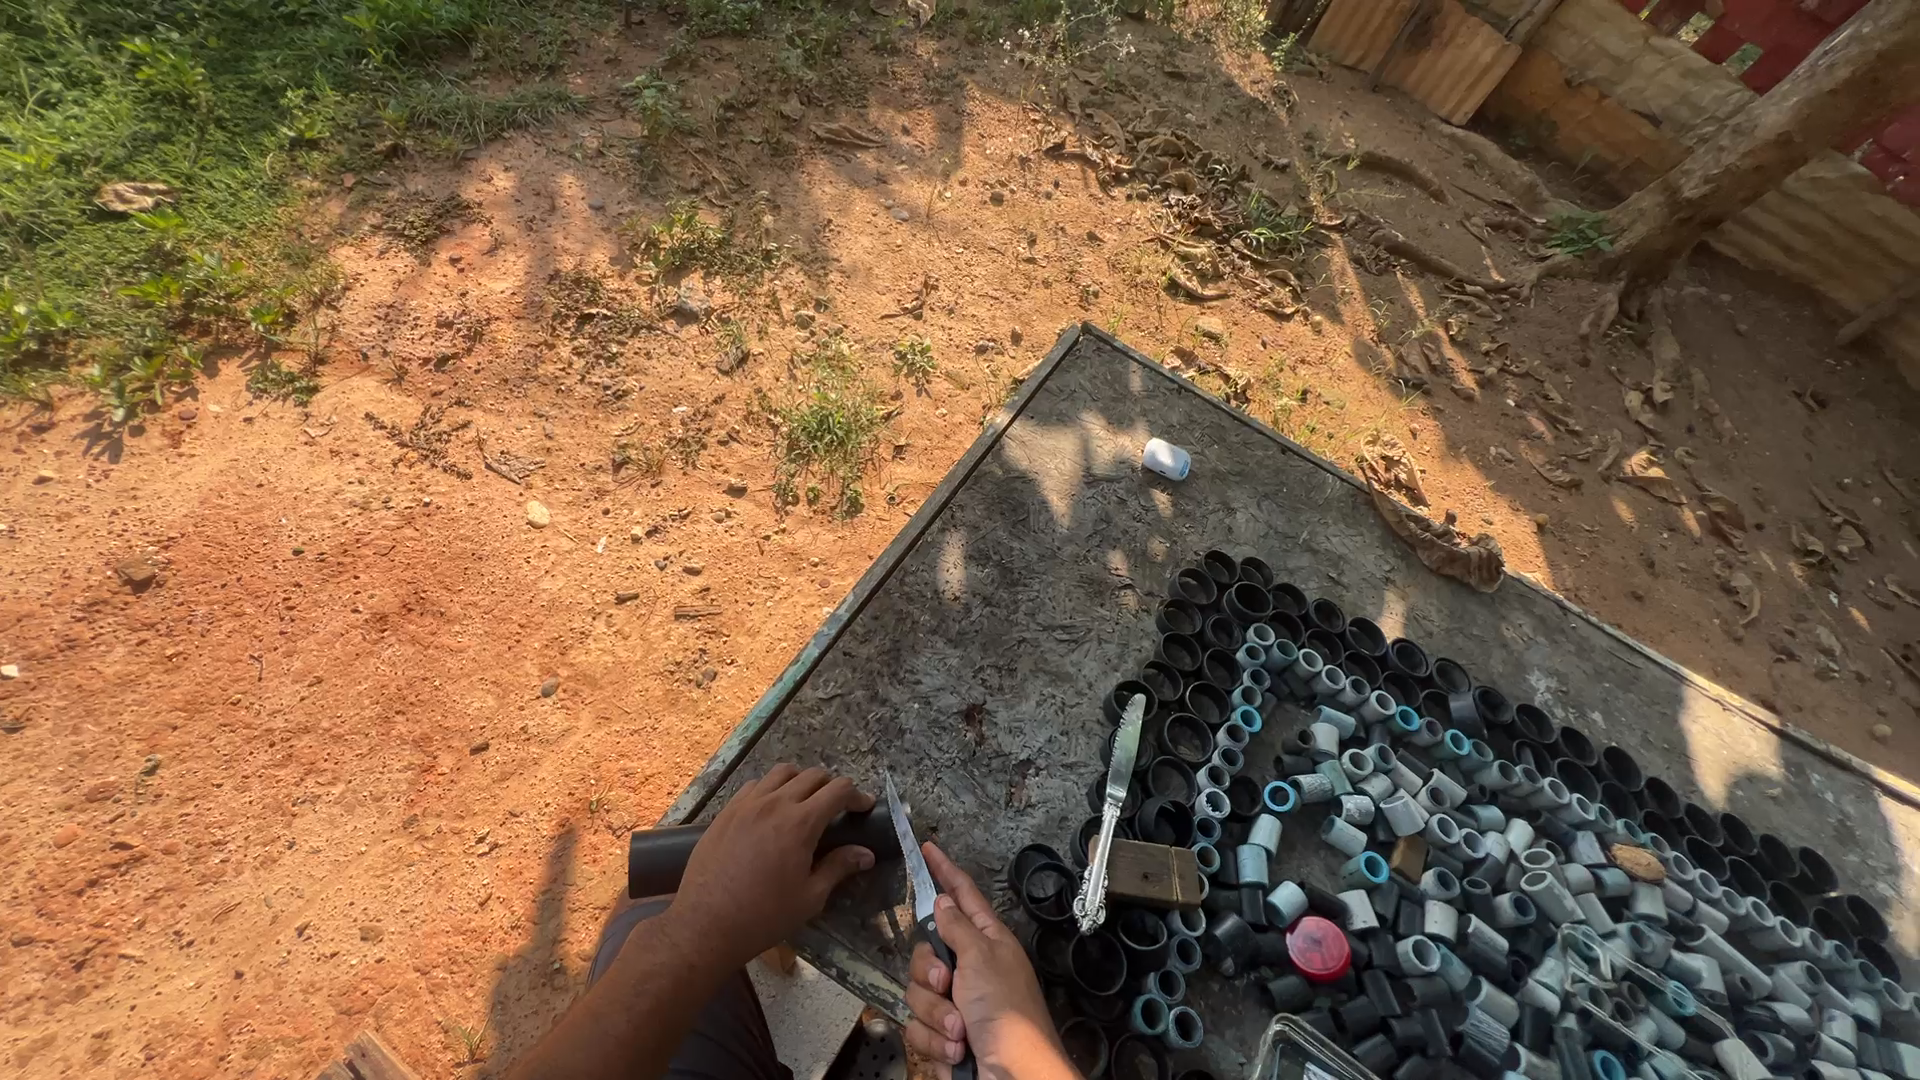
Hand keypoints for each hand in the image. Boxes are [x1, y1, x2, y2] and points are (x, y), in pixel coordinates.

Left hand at [667, 765, 875, 970]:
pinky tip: (771, 810)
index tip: (863, 807)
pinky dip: (771, 788)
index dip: (857, 795)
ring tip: (804, 802)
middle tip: (837, 808)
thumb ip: (839, 867)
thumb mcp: (810, 897)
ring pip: (782, 773)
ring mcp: (747, 804)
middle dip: (832, 787)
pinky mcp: (727, 811)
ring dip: (801, 781)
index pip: (839, 790)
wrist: (705, 926)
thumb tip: (866, 854)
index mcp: (801, 822)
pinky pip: (755, 785)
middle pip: (813, 775)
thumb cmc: (763, 916)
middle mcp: (775, 803)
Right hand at [904, 843, 1076, 1079]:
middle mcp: (970, 965)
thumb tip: (942, 900)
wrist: (1013, 1078)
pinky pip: (918, 1025)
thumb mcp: (981, 959)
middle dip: (930, 972)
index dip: (944, 869)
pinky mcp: (944, 1034)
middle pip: (926, 949)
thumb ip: (956, 927)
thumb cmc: (1008, 1014)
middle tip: (948, 984)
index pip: (962, 894)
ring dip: (936, 1014)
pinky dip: (934, 1040)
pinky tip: (956, 1050)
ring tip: (961, 1029)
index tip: (928, 847)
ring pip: (918, 990)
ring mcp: (956, 1001)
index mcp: (986, 939)